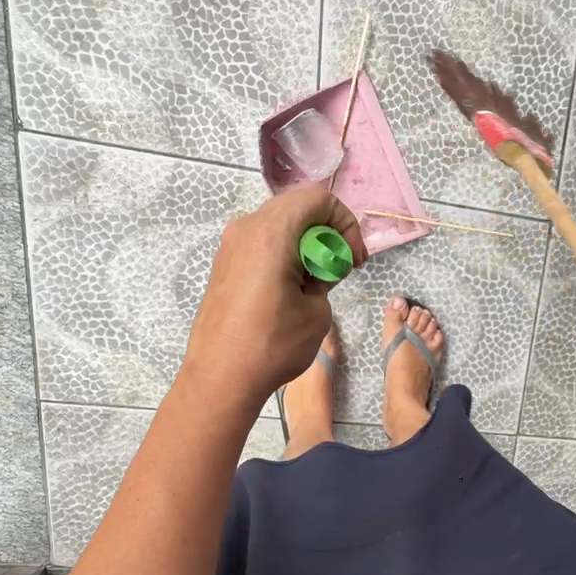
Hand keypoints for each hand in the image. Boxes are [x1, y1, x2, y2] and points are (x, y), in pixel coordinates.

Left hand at [179, 183, 365, 414]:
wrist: (222, 375)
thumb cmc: (274, 345)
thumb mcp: (318, 311)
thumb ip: (324, 277)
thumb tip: (317, 269)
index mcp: (272, 234)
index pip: (318, 199)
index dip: (346, 224)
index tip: (352, 260)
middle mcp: (247, 229)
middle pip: (299, 207)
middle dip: (328, 233)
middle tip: (341, 269)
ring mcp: (232, 245)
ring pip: (281, 224)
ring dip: (308, 244)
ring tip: (319, 282)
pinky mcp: (226, 264)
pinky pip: (264, 243)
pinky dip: (287, 254)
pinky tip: (295, 288)